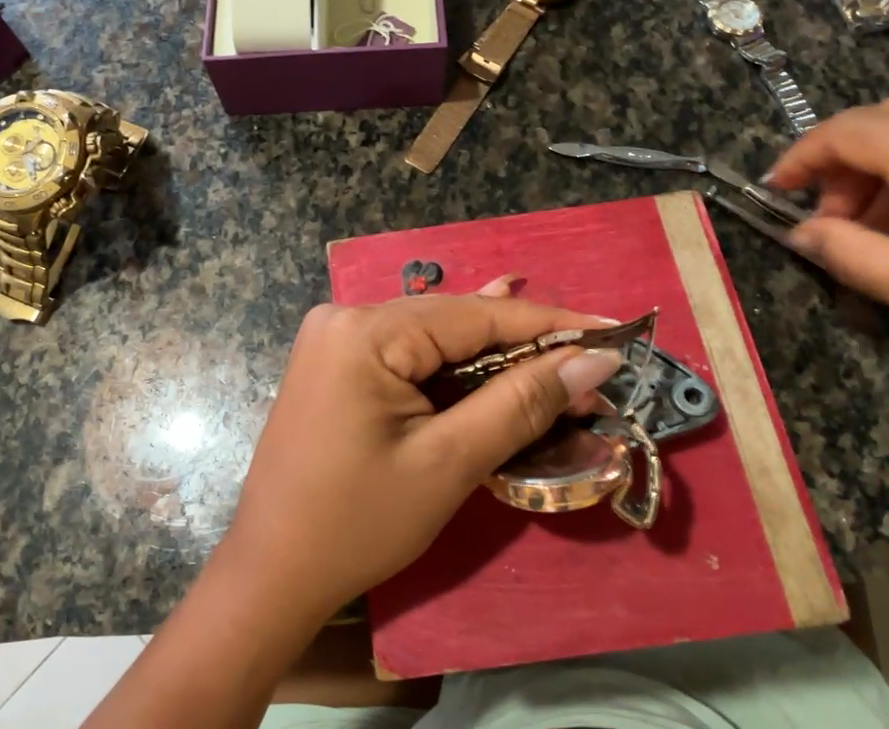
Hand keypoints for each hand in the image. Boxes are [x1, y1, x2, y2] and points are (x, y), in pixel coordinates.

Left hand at [217, 281, 624, 622]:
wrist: (273, 573)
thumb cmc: (359, 523)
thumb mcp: (449, 463)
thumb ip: (521, 402)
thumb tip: (593, 359)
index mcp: (365, 331)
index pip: (476, 315)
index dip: (551, 324)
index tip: (616, 332)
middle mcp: (344, 317)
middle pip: (454, 321)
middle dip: (523, 346)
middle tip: (592, 366)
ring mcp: (333, 339)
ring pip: (433, 337)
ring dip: (491, 358)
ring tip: (558, 362)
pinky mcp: (334, 364)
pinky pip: (406, 354)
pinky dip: (452, 369)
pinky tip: (491, 363)